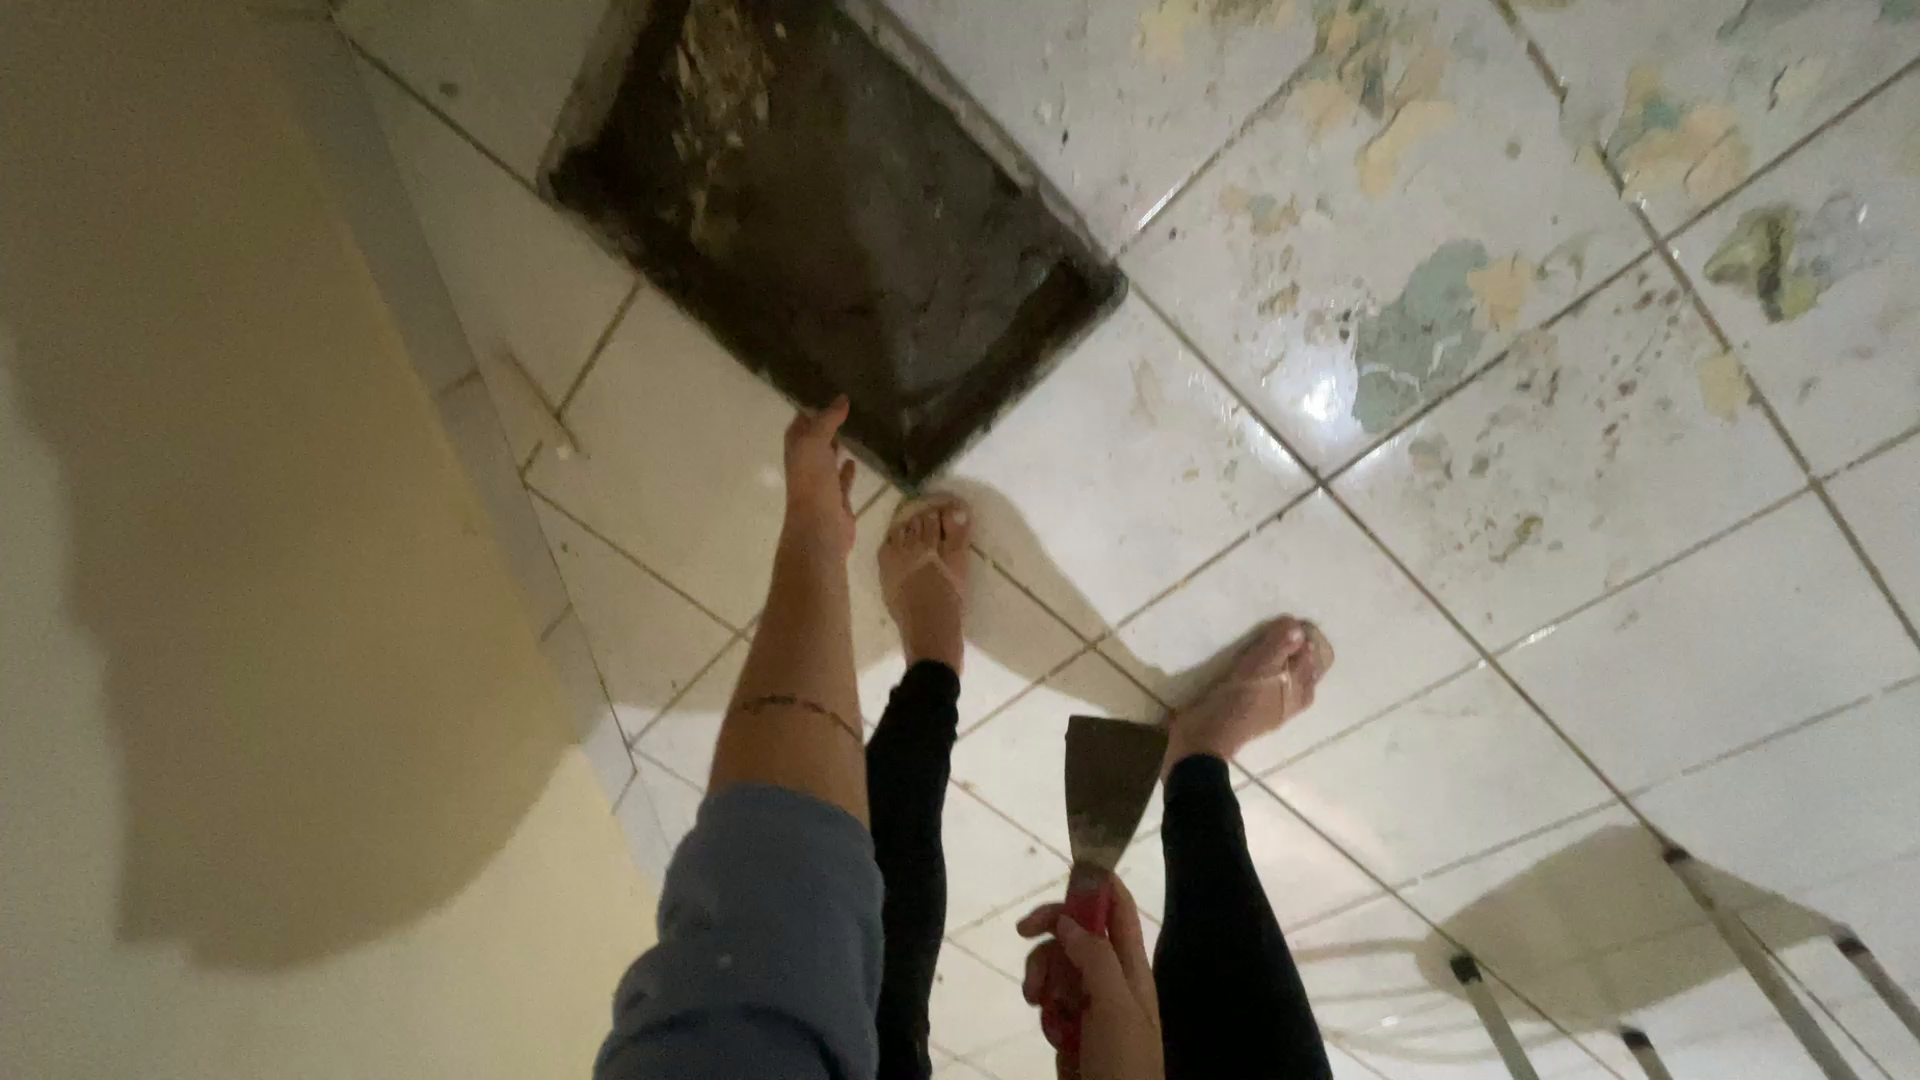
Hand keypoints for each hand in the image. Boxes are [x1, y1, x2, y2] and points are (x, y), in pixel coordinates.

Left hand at [782, 395, 857, 555]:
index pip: (801, 421)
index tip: (828, 390)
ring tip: (854, 428)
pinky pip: (843, 479)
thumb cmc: (812, 481)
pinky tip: (856, 460)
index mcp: (796, 448)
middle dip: (826, 425)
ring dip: (837, 446)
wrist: (820, 526)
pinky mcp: (838, 497)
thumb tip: (842, 398)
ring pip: (829, 458)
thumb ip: (827, 420)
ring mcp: (821, 481)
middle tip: (846, 407)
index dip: (810, 407)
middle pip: (815, 439)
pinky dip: (848, 470)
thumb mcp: (815, 443)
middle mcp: (806, 463)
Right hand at [1018, 878, 1163, 1079]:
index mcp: (1131, 965)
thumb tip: (1066, 922)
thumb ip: (1093, 955)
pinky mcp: (1071, 1025)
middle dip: (1049, 932)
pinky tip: (1051, 1029)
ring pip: (1056, 963)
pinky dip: (1044, 1007)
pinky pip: (1050, 998)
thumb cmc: (1123, 1063)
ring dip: (1041, 975)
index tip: (1065, 873)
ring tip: (1036, 1001)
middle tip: (1023, 931)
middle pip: (1076, 930)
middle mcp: (1111, 976)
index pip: (1118, 906)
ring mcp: (1090, 1001)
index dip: (1097, 883)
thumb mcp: (1114, 1004)